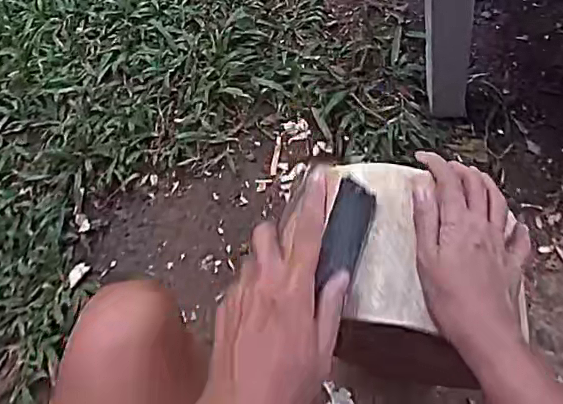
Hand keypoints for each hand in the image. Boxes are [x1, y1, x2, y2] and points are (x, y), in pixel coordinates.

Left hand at [200, 166, 351, 403]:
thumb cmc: (282, 388)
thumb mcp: (321, 352)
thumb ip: (330, 307)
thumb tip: (339, 277)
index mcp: (294, 289)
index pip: (308, 231)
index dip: (315, 200)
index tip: (319, 179)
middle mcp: (264, 282)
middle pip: (270, 230)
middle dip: (283, 229)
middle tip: (295, 242)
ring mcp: (240, 292)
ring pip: (253, 254)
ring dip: (266, 259)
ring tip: (277, 283)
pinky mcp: (223, 307)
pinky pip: (239, 281)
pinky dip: (250, 286)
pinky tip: (259, 310)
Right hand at [411, 151, 532, 366]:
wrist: (487, 334)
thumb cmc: (452, 302)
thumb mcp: (426, 259)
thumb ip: (425, 219)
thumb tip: (421, 187)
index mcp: (459, 223)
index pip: (448, 181)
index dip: (436, 164)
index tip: (423, 158)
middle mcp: (482, 226)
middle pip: (475, 184)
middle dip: (460, 169)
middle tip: (447, 166)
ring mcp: (500, 243)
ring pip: (498, 201)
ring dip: (486, 184)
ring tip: (477, 178)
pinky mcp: (513, 263)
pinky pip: (519, 237)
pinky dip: (516, 225)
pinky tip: (514, 224)